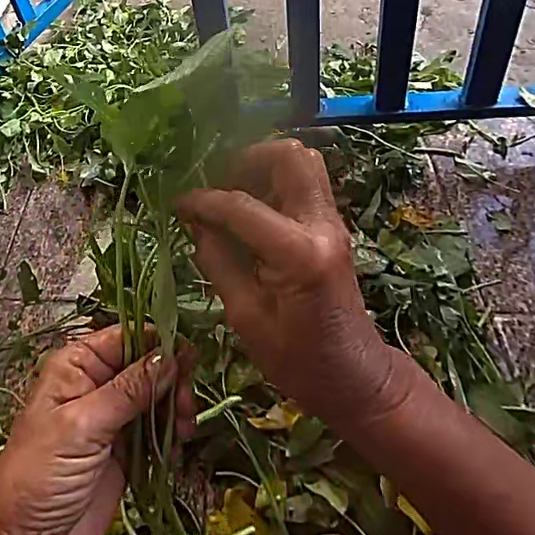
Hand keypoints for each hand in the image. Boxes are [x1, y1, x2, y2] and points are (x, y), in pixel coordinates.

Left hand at [0, 326, 194, 534]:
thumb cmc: (37, 476)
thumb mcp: (82, 425)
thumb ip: (128, 389)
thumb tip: (168, 355)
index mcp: (77, 364)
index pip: (126, 337)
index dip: (158, 341)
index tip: (188, 354)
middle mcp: (97, 382)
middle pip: (148, 364)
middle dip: (172, 380)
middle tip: (185, 403)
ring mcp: (113, 415)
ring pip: (158, 396)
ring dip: (176, 408)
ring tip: (182, 429)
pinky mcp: (126, 447)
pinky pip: (158, 428)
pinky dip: (171, 434)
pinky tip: (175, 448)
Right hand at [177, 139, 410, 429]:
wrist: (356, 378)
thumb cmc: (299, 362)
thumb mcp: (246, 317)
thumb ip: (218, 261)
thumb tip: (194, 221)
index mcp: (299, 254)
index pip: (241, 206)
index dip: (203, 200)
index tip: (178, 203)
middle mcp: (322, 225)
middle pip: (289, 156)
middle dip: (245, 160)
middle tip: (216, 184)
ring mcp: (333, 221)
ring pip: (301, 162)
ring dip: (262, 167)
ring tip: (232, 194)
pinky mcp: (332, 225)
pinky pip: (304, 182)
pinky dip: (274, 182)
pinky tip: (250, 209)